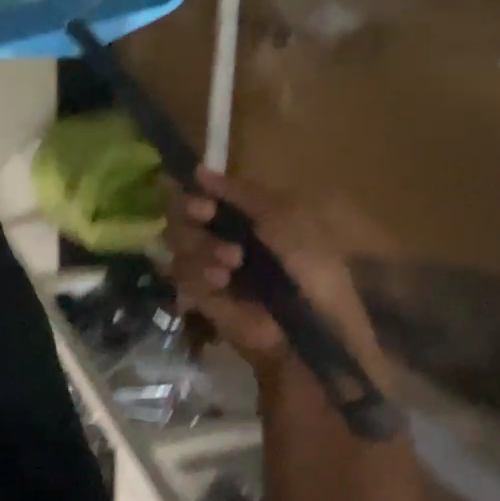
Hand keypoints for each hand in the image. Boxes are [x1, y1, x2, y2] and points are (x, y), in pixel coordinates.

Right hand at [163, 168, 383, 381]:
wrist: (321, 330)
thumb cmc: (316, 265)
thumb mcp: (288, 216)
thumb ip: (241, 192)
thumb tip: (198, 171)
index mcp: (256, 219)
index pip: (208, 198)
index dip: (198, 195)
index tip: (203, 200)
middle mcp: (232, 240)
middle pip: (184, 217)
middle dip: (191, 217)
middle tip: (204, 219)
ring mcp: (216, 270)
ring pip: (178, 243)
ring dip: (199, 246)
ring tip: (229, 263)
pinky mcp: (204, 299)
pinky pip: (182, 275)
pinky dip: (198, 274)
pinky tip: (220, 282)